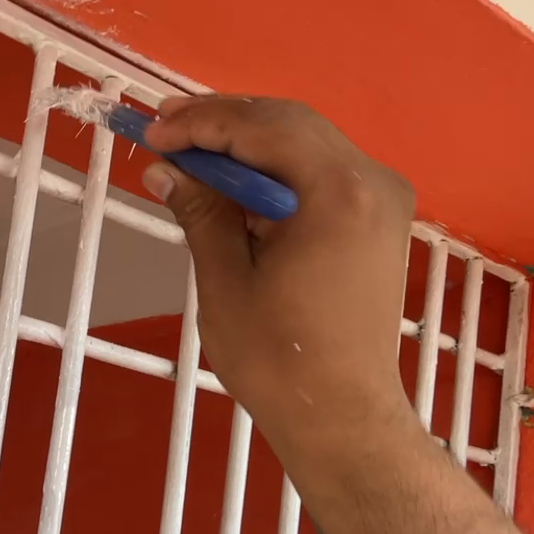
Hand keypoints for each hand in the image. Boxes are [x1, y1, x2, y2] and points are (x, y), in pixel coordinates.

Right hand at [141, 95, 421, 474]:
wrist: (339, 412)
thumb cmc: (275, 356)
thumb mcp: (225, 282)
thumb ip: (201, 214)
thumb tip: (164, 169)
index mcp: (336, 194)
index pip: (263, 129)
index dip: (202, 124)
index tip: (151, 130)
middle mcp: (371, 181)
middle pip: (290, 124)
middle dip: (223, 122)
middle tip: (164, 126)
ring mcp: (381, 199)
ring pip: (306, 144)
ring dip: (246, 142)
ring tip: (189, 151)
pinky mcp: (376, 220)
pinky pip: (318, 172)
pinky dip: (271, 168)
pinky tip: (233, 183)